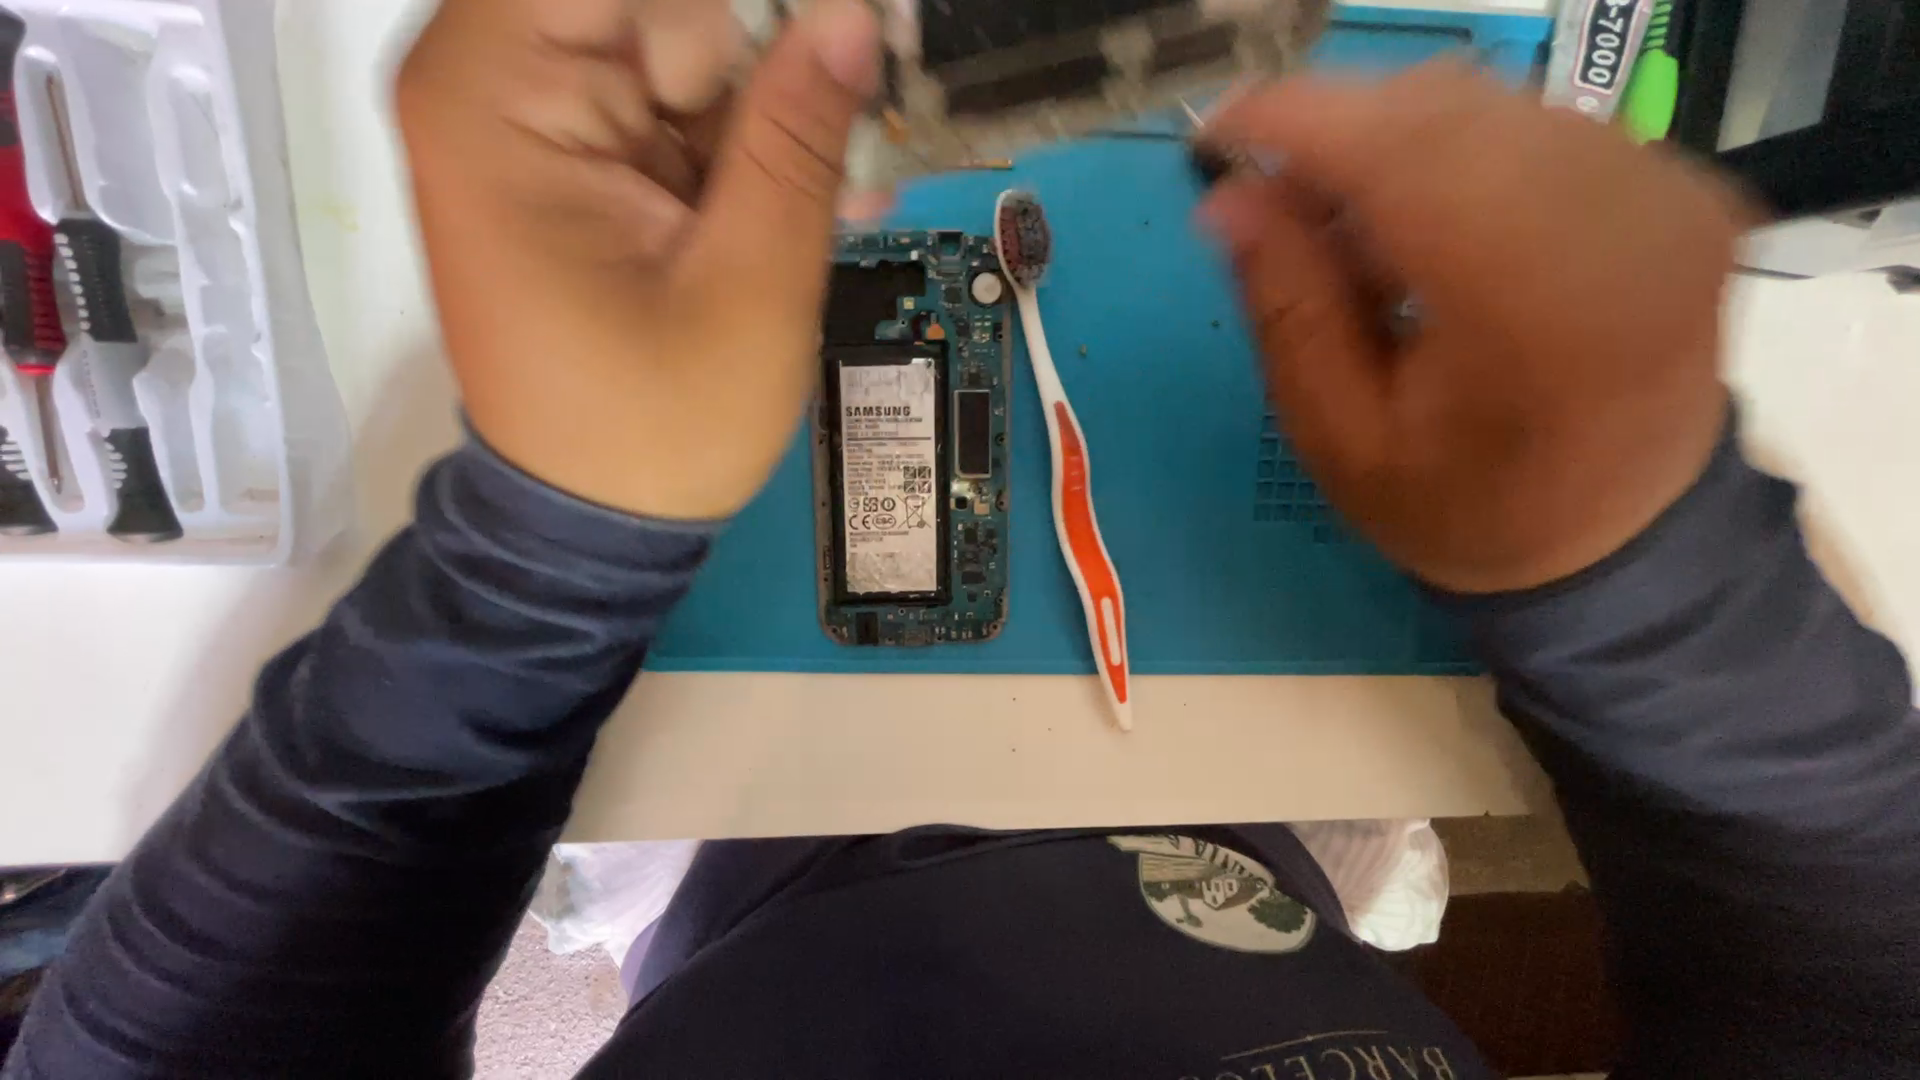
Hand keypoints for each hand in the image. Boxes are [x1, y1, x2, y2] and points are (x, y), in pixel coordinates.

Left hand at [397, 0, 879, 519]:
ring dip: (773, 117)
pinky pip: (682, 122)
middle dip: (768, 55)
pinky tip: (807, 207)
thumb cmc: (662, 424)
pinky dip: (750, 156)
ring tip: (842, 188)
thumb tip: (851, 16)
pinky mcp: (583, 174)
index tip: (835, 29)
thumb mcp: (750, 286)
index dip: (745, 1)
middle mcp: (498, 88)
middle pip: (657, 4)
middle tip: (849, 127)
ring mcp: (542, 132)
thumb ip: (797, 140)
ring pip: (684, 58)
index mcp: (497, 96)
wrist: (604, 522)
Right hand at [1200, 65, 1751, 593]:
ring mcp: (1667, 192)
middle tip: (1265, 193)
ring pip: (1489, 105)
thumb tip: (1227, 201)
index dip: (1299, 121)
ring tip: (1337, 227)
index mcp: (1533, 305)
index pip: (1407, 155)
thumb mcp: (1338, 438)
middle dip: (1334, 128)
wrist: (1614, 539)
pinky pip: (1533, 126)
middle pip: (1447, 110)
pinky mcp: (1676, 185)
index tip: (1214, 129)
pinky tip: (1411, 226)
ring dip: (1386, 141)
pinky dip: (1447, 153)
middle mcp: (1624, 220)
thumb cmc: (1457, 508)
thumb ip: (1289, 311)